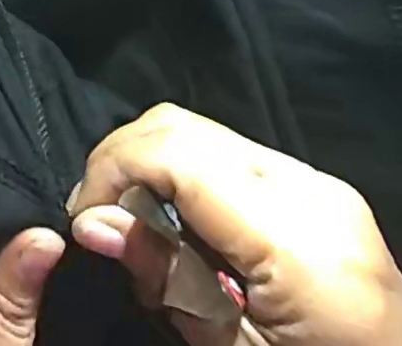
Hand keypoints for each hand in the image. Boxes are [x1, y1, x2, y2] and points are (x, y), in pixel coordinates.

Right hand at [67, 104, 401, 345]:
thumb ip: (162, 275)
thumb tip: (88, 222)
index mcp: (299, 239)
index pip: (172, 154)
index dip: (110, 171)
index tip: (83, 218)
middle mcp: (310, 189)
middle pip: (177, 127)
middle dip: (120, 161)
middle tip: (100, 218)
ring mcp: (318, 183)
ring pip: (194, 129)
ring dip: (147, 163)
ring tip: (134, 220)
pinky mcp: (316, 188)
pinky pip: (222, 151)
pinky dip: (180, 171)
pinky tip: (176, 218)